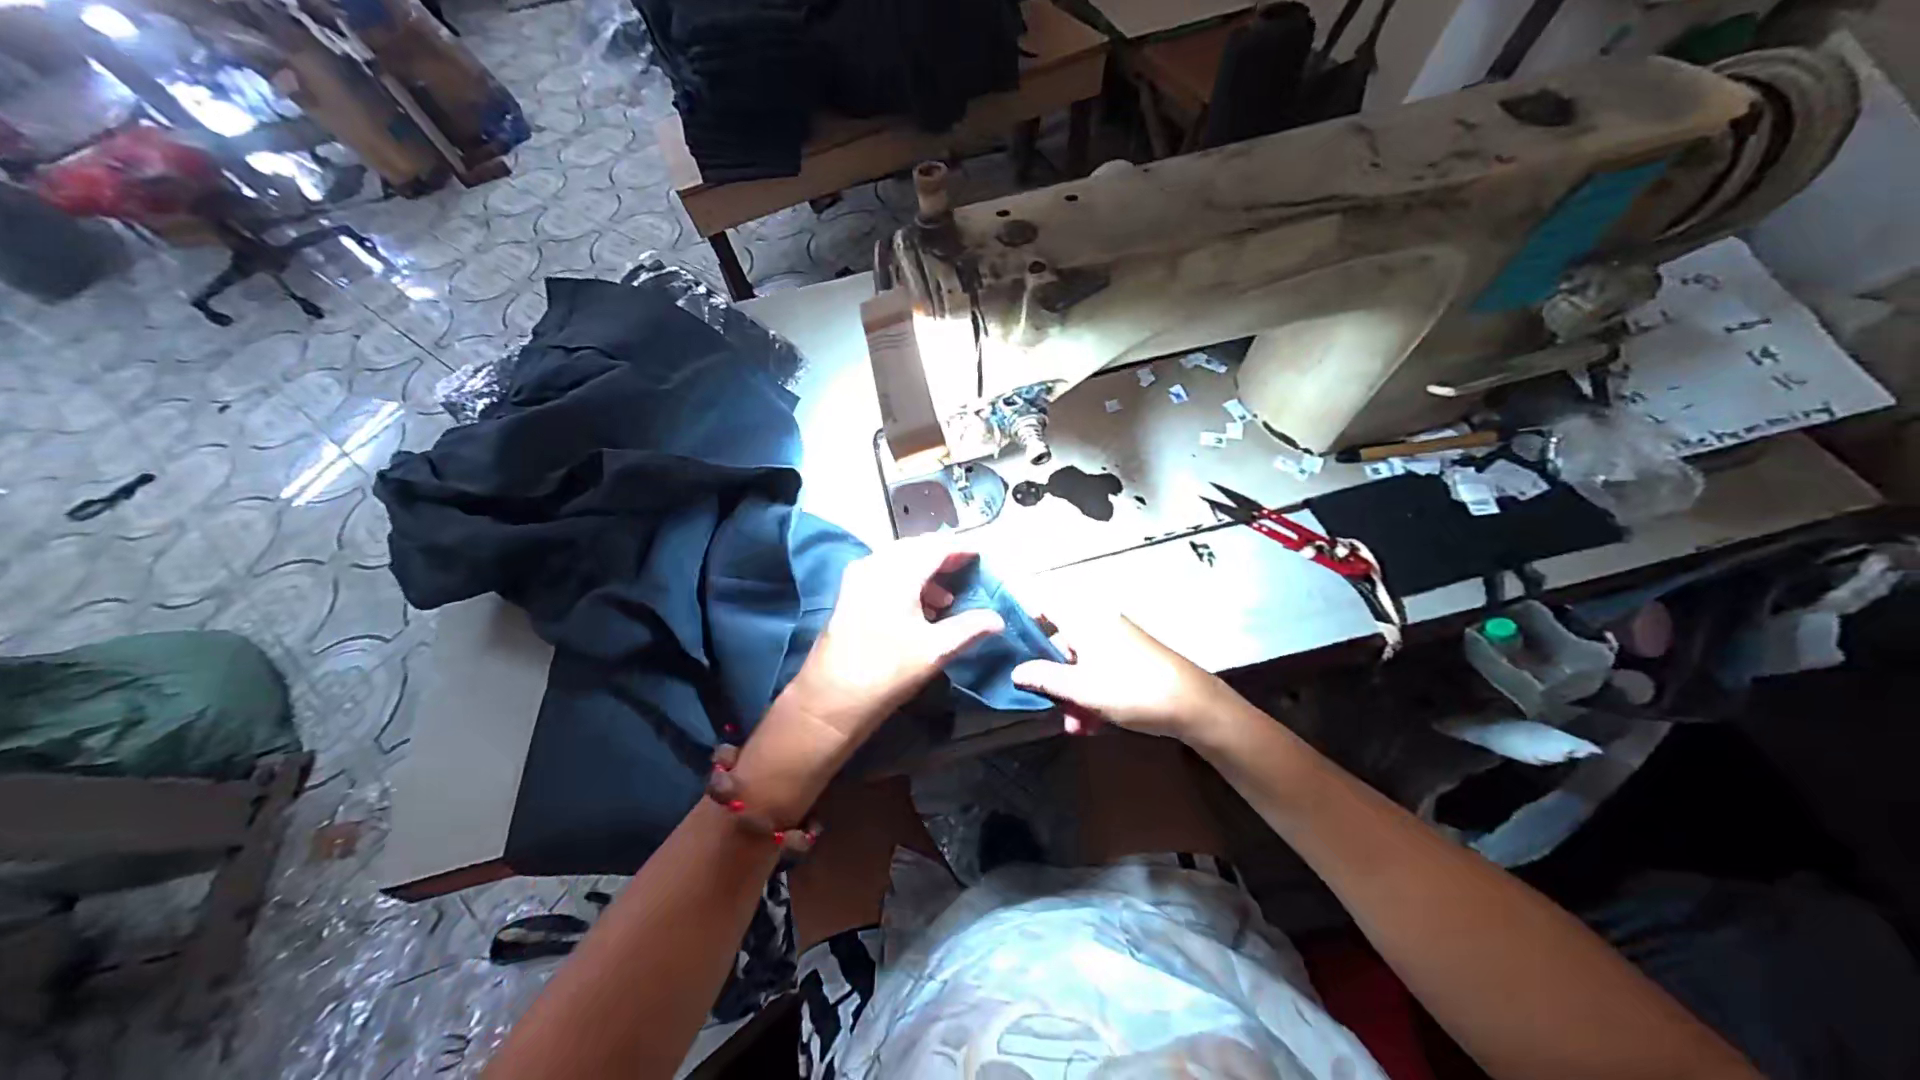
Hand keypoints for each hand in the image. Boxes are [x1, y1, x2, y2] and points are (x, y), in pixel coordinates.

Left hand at [733, 538, 1006, 826]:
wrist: (831, 698)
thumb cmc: (887, 671)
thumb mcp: (935, 651)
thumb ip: (969, 629)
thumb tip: (998, 619)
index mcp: (898, 574)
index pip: (935, 547)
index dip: (960, 549)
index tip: (979, 556)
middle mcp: (875, 566)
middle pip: (914, 548)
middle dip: (941, 557)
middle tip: (963, 571)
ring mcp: (857, 578)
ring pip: (897, 560)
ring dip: (922, 571)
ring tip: (943, 600)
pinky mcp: (848, 594)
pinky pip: (882, 572)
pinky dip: (904, 580)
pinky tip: (916, 608)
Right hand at [1011, 608, 1245, 742]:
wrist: (1194, 705)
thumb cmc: (1131, 689)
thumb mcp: (1081, 688)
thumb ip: (1044, 678)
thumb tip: (1016, 671)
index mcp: (1083, 618)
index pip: (1043, 605)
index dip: (1023, 621)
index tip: (1008, 647)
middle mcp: (1098, 622)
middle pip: (1060, 640)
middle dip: (1050, 676)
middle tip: (1046, 704)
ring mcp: (1117, 641)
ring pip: (1080, 662)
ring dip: (1072, 693)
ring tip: (1076, 726)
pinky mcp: (1132, 659)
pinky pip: (1100, 670)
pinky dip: (1092, 693)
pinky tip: (1094, 725)